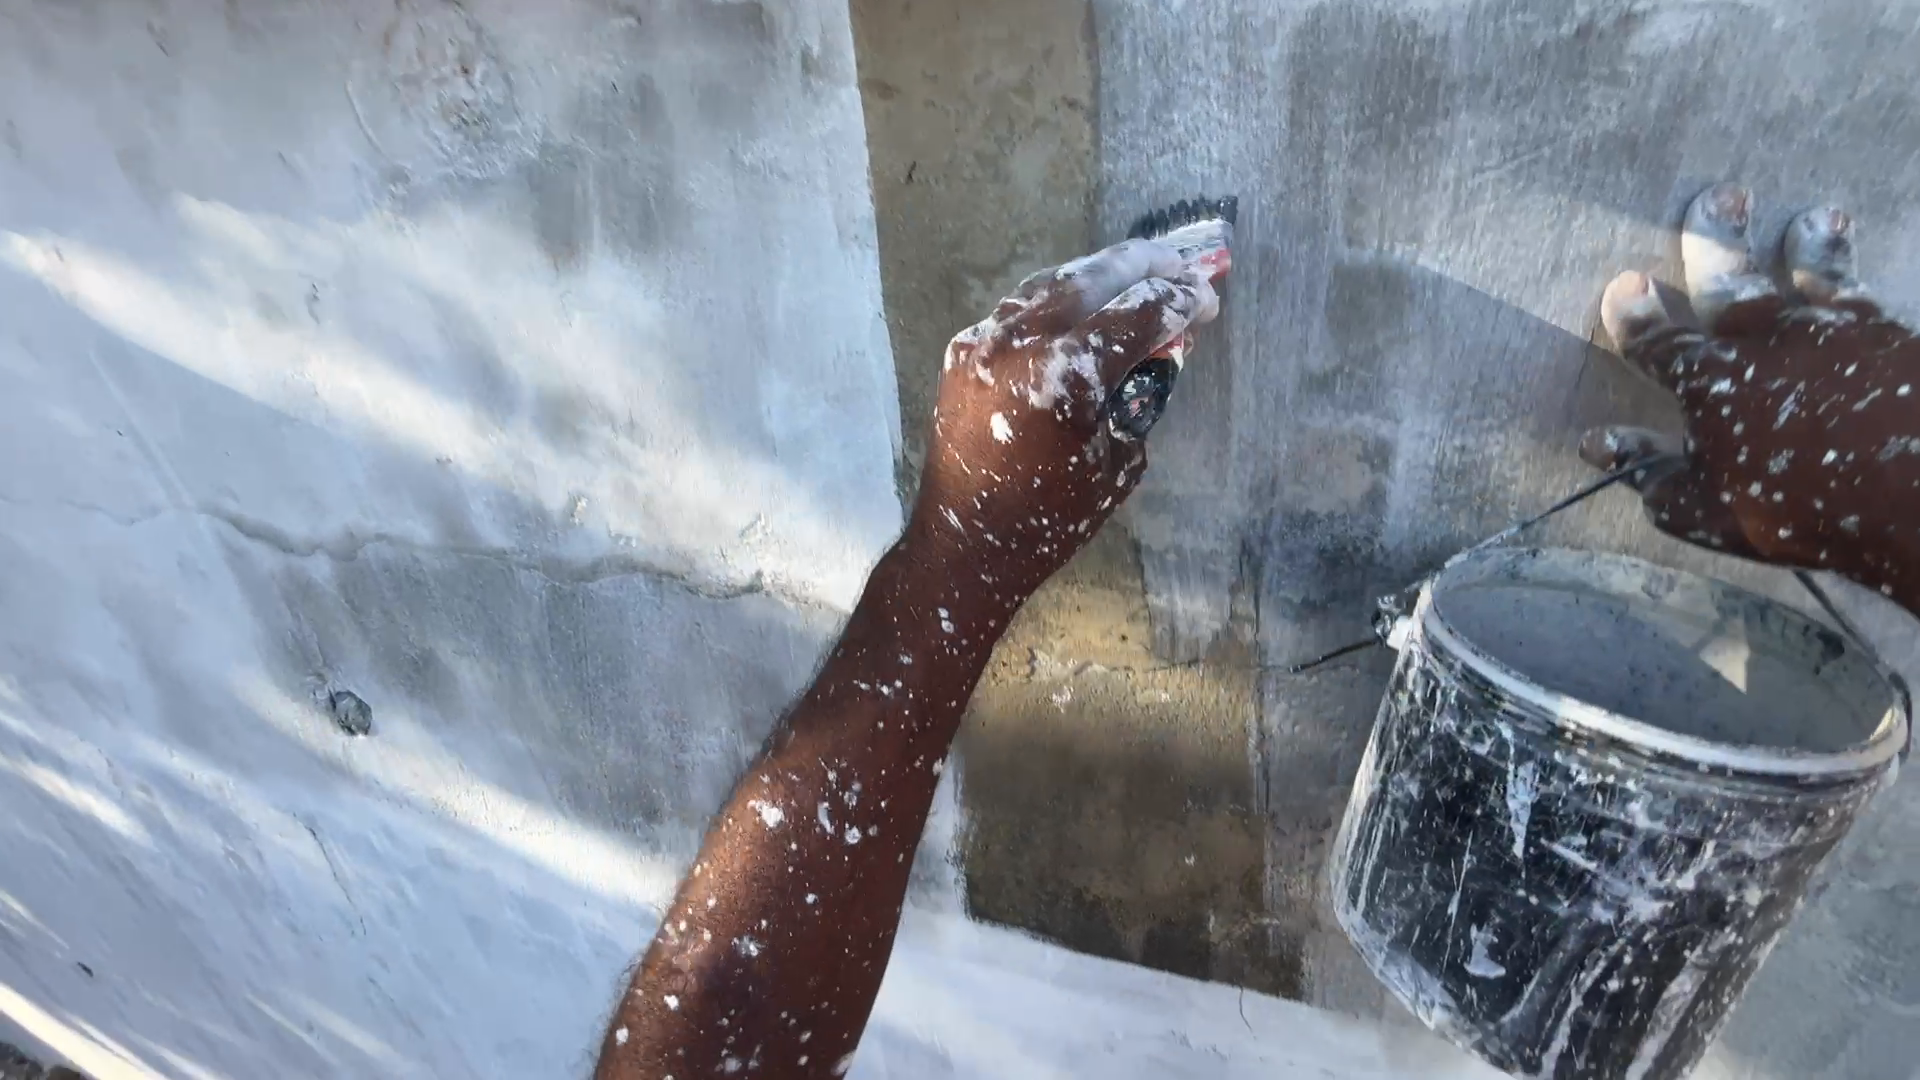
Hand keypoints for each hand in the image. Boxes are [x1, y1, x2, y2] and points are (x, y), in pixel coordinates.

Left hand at [903, 238, 1219, 602]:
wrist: (964, 545)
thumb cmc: (1048, 521)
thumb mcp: (1118, 461)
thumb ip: (1140, 397)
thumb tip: (1158, 350)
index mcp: (1064, 375)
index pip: (1137, 313)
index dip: (1179, 301)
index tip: (1205, 298)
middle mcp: (1018, 342)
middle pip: (1092, 276)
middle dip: (1143, 265)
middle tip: (1179, 264)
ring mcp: (982, 342)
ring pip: (1048, 285)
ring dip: (1095, 275)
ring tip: (1133, 275)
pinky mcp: (960, 353)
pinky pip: (1016, 312)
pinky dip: (1053, 303)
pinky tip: (1077, 307)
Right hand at [1582, 183, 1919, 609]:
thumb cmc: (1793, 510)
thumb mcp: (1694, 505)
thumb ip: (1644, 468)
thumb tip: (1593, 441)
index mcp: (1712, 382)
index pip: (1659, 343)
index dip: (1635, 315)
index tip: (1623, 282)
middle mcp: (1774, 344)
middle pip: (1735, 284)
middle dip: (1719, 242)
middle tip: (1719, 197)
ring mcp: (1849, 338)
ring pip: (1820, 281)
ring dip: (1812, 249)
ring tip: (1816, 217)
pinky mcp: (1908, 345)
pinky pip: (1878, 306)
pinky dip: (1864, 290)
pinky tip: (1862, 283)